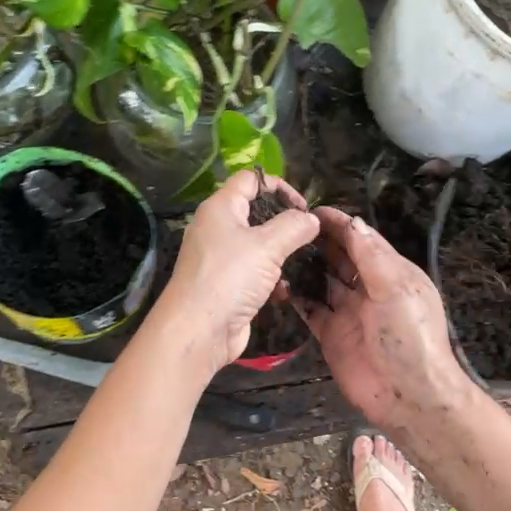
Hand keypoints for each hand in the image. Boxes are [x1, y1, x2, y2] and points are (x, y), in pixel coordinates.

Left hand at [147, 170, 319, 378]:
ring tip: (302, 260)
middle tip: (308, 234)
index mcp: (221, 208)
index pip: (250, 180)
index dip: (278, 185)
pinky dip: (270, 278)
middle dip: (284, 221)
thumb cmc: (230, 278)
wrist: (199, 331)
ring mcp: (221, 259)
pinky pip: (254, 273)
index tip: (303, 206)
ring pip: (257, 246)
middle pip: (255, 212)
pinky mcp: (227, 285)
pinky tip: (284, 290)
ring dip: (281, 253)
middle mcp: (217, 229)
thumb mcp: (267, 246)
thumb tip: (312, 219)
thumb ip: (293, 227)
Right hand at [295, 208, 476, 432]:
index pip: (362, 240)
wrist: (408, 395)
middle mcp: (369, 289)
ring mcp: (349, 312)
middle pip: (340, 258)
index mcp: (392, 273)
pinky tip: (277, 281)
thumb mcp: (396, 289)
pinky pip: (311, 309)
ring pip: (322, 281)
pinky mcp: (331, 335)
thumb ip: (372, 256)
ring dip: (304, 266)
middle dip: (318, 242)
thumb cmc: (410, 337)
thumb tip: (353, 222)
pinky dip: (296, 296)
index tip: (311, 210)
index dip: (339, 225)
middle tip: (285, 226)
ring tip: (277, 249)